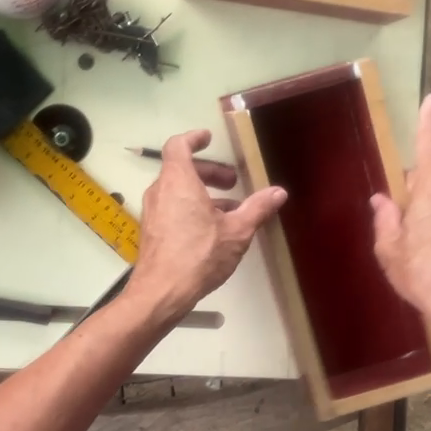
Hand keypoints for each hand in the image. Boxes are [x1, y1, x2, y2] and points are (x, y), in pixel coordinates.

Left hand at [125, 130, 287, 318]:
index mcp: (178, 181)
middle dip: (208, 171)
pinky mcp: (152, 230)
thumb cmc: (199, 255)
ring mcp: (153, 211)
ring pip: (177, 190)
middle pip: (181, 169)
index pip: (178, 146)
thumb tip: (278, 193)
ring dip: (202, 192)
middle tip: (232, 180)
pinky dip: (191, 207)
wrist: (162, 291)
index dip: (193, 139)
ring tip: (230, 208)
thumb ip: (257, 208)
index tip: (208, 138)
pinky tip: (213, 228)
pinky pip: (172, 207)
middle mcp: (160, 191)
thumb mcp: (236, 231)